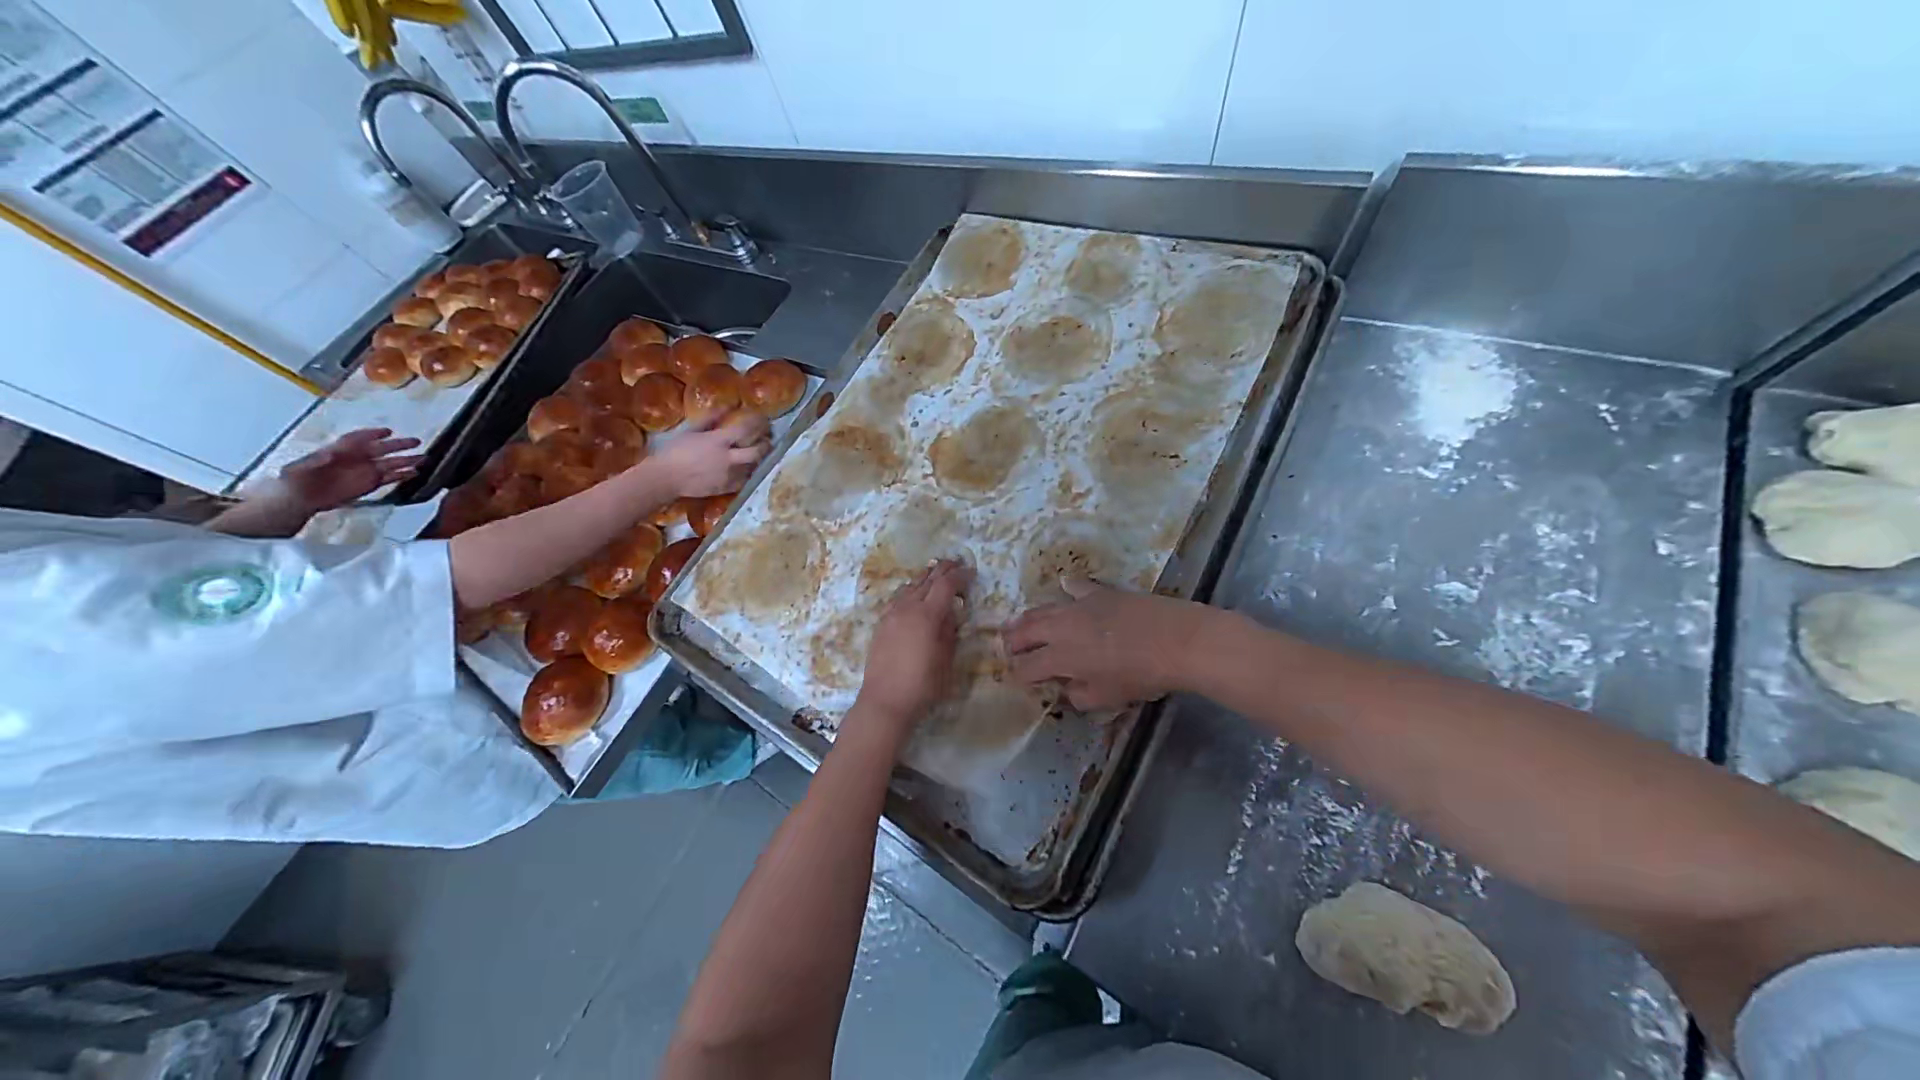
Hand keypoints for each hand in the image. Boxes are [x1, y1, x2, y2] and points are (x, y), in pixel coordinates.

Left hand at [279, 428, 423, 511]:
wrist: (299, 498)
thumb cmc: (296, 480)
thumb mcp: (299, 467)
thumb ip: (316, 460)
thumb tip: (330, 454)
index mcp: (339, 451)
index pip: (358, 439)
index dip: (372, 434)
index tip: (388, 431)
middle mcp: (356, 459)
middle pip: (381, 449)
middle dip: (399, 445)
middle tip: (416, 441)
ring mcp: (365, 472)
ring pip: (390, 464)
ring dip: (407, 460)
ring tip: (424, 458)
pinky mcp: (370, 484)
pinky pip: (390, 478)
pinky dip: (403, 476)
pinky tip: (415, 473)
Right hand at [654, 411, 770, 496]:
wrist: (666, 478)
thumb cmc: (675, 451)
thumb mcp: (691, 430)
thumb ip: (711, 419)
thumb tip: (727, 407)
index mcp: (719, 441)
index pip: (746, 429)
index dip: (758, 423)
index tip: (763, 420)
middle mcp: (729, 459)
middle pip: (757, 452)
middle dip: (765, 445)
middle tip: (767, 440)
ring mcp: (729, 475)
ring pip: (753, 467)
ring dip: (758, 460)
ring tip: (758, 454)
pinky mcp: (727, 488)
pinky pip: (745, 481)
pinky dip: (748, 474)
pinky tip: (747, 469)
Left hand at [854, 560, 970, 726]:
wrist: (884, 701)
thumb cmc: (922, 685)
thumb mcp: (946, 660)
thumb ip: (949, 632)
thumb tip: (951, 613)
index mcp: (927, 615)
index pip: (945, 585)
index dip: (959, 576)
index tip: (971, 571)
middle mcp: (907, 608)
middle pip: (926, 580)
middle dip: (942, 569)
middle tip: (955, 562)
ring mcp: (891, 615)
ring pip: (909, 586)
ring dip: (924, 577)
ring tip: (935, 574)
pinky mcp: (881, 624)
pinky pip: (898, 598)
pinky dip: (910, 590)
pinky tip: (913, 595)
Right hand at [1005, 576, 1210, 709]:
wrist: (1176, 639)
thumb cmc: (1140, 675)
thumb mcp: (1106, 697)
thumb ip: (1078, 695)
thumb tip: (1067, 688)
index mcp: (1059, 658)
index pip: (1027, 667)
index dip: (1018, 674)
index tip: (1017, 679)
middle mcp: (1061, 629)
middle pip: (1026, 632)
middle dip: (1013, 641)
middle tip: (1006, 646)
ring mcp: (1079, 606)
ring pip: (1044, 609)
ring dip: (1028, 618)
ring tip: (1019, 622)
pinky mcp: (1100, 593)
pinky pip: (1076, 587)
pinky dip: (1067, 589)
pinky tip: (1064, 586)